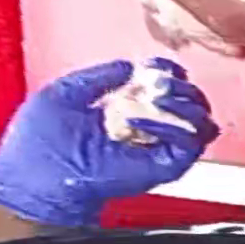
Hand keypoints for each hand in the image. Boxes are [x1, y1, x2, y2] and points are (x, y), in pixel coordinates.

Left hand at [0, 58, 218, 227]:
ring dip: (185, 106)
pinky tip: (140, 122)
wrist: (41, 178)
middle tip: (162, 82)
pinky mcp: (171, 165)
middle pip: (194, 105)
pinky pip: (190, 143)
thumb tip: (128, 66)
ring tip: (157, 100)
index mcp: (131, 109)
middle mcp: (154, 128)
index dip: (169, 74)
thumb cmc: (42, 144)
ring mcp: (165, 148)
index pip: (167, 90)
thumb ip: (97, 78)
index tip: (161, 66)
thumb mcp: (63, 94)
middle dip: (182, 89)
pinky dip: (170, 127)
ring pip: (203, 123)